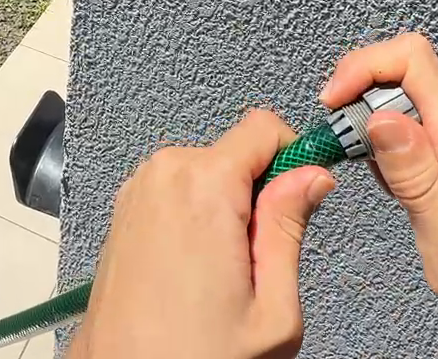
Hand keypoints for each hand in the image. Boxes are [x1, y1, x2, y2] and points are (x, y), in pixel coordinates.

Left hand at [68, 109, 335, 358]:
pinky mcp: (124, 205)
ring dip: (223, 208)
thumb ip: (289, 228)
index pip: (263, 126)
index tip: (300, 198)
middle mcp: (165, 170)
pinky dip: (194, 213)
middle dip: (254, 196)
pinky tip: (190, 268)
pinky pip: (177, 187)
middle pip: (234, 153)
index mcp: (204, 184)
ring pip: (206, 171)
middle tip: (251, 263)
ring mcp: (139, 186)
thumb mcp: (270, 311)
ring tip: (216, 273)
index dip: (292, 155)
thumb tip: (313, 174)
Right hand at [322, 34, 437, 358]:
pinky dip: (401, 138)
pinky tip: (412, 186)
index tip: (333, 104)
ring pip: (411, 93)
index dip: (360, 66)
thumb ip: (415, 185)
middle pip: (402, 70)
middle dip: (360, 101)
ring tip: (388, 184)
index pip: (410, 56)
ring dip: (379, 123)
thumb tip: (378, 119)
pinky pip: (428, 114)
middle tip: (349, 155)